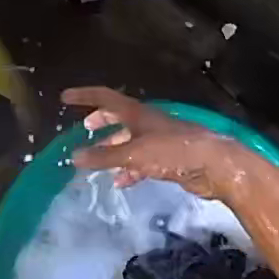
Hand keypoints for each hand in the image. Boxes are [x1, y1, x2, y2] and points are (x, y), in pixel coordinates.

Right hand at [64, 87, 260, 200]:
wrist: (212, 165)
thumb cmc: (173, 152)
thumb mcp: (134, 154)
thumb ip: (104, 157)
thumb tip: (74, 156)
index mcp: (138, 114)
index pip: (106, 98)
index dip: (85, 96)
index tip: (65, 97)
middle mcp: (148, 122)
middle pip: (120, 117)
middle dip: (102, 121)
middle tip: (85, 128)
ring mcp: (159, 139)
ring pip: (130, 140)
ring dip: (114, 148)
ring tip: (96, 161)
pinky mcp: (168, 158)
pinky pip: (142, 160)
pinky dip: (129, 168)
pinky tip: (121, 181)